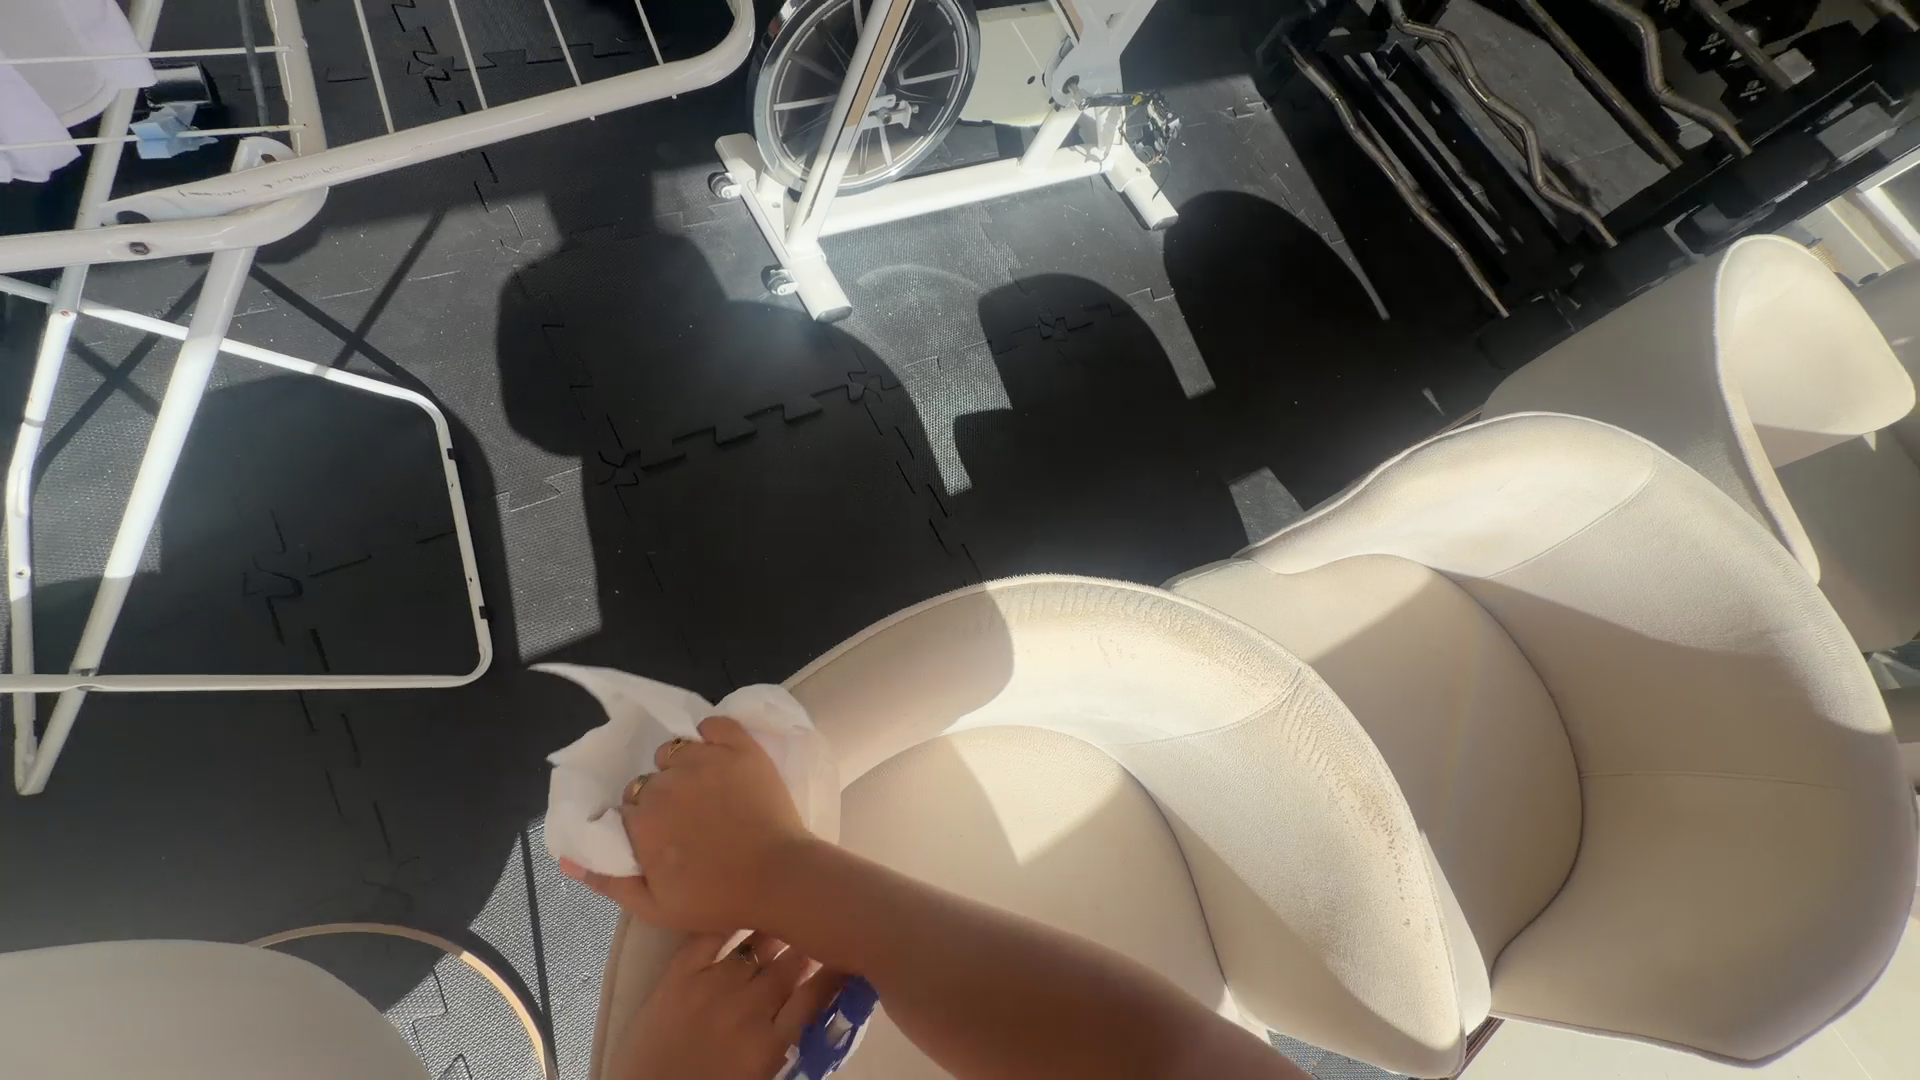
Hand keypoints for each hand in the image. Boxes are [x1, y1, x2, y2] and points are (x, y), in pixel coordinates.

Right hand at [563, 715, 814, 931]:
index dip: (643, 824)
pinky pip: (714, 725)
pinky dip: (712, 734)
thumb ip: (608, 880)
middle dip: (662, 797)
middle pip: (651, 780)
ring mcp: (706, 760)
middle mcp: (667, 784)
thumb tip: (567, 859)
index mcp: (642, 821)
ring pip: (677, 752)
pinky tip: (720, 755)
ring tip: (707, 791)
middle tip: (690, 819)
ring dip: (683, 766)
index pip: (627, 810)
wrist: (779, 877)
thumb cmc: (717, 898)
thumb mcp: (654, 906)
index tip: (665, 839)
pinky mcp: (740, 747)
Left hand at [611, 932, 844, 1079]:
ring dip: (776, 930)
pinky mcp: (680, 974)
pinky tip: (743, 906)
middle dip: (808, 945)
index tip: (846, 953)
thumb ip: (790, 1044)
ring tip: (785, 915)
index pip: (817, 994)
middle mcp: (748, 1010)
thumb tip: (814, 1004)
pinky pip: (713, 933)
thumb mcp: (760, 1078)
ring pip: (759, 943)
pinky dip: (732, 918)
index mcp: (770, 1046)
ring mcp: (712, 987)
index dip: (836, 969)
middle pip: (792, 961)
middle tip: (815, 933)